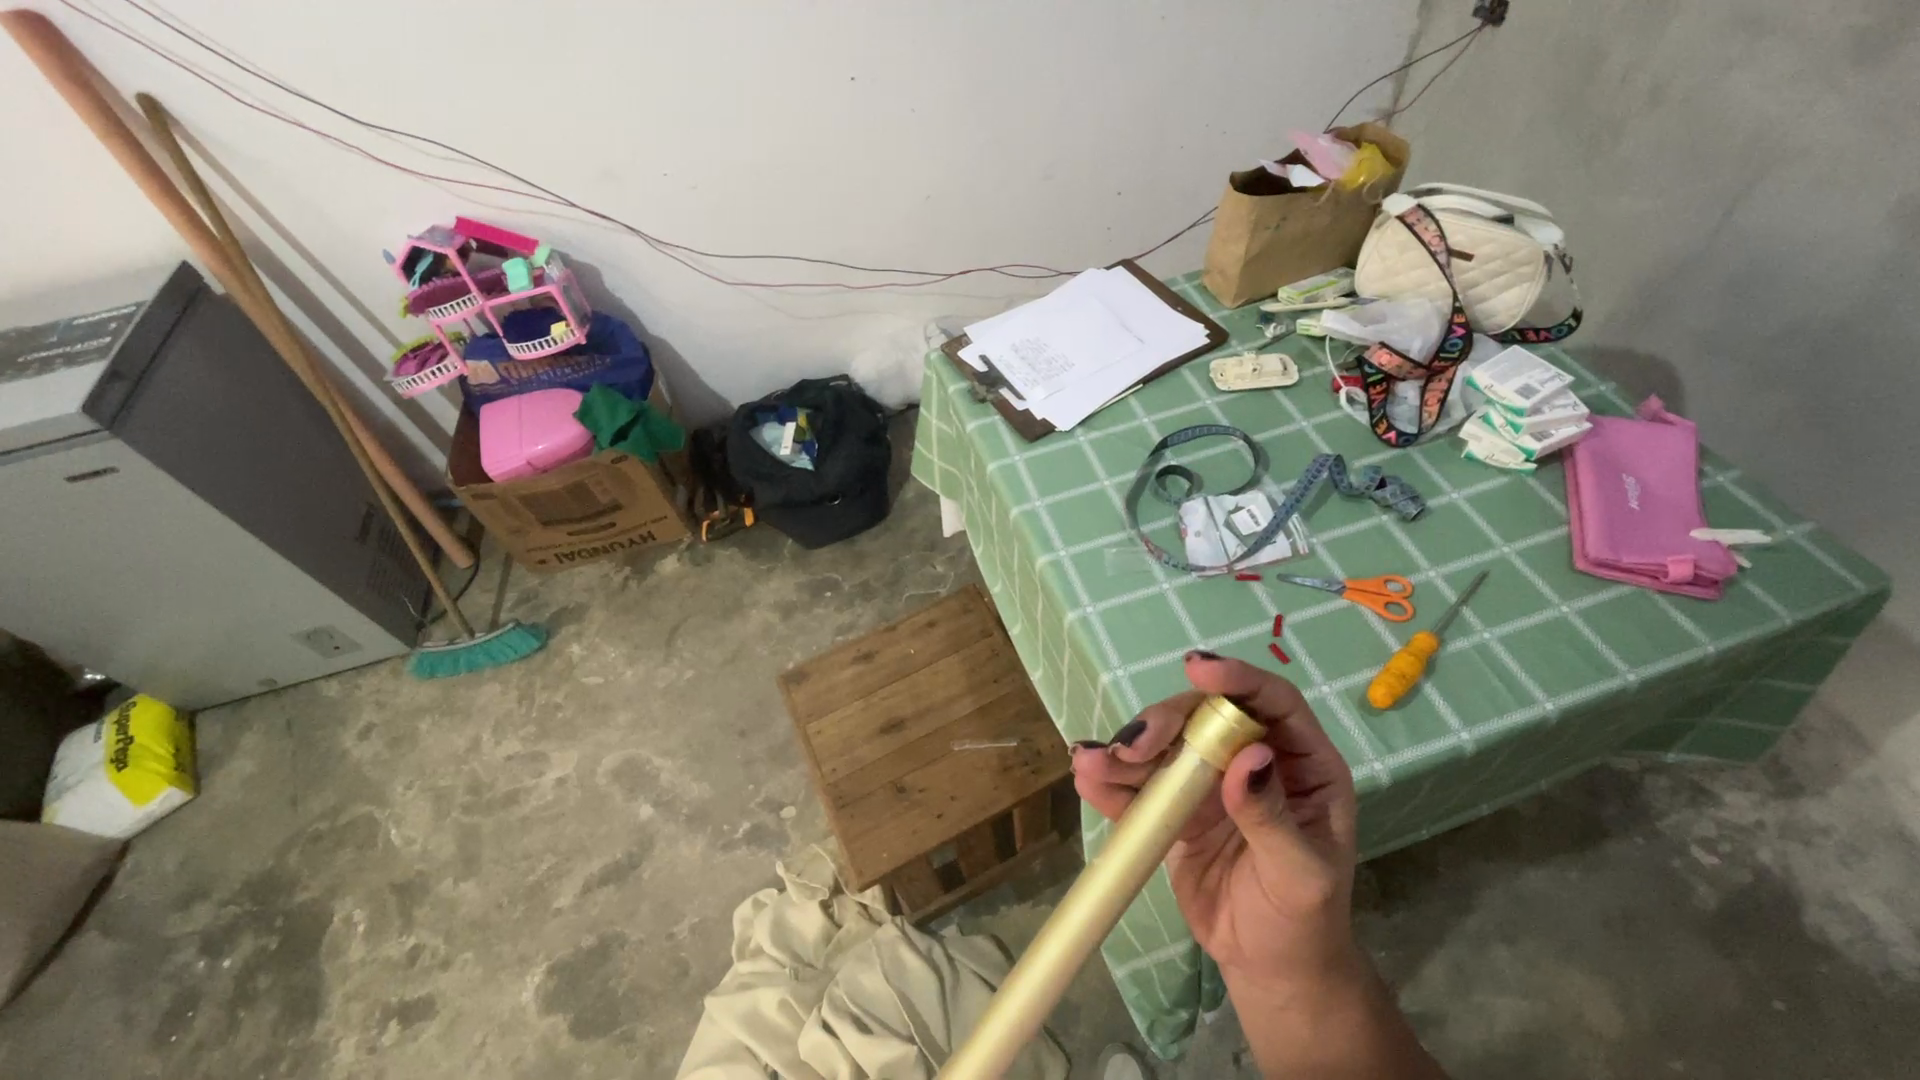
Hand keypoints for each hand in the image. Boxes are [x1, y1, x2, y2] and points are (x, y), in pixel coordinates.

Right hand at [1071, 652, 1361, 989]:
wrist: (1269, 967)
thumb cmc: (1303, 921)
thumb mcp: (1300, 874)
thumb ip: (1272, 816)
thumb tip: (1248, 757)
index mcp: (1303, 764)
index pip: (1273, 703)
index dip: (1236, 679)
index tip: (1195, 668)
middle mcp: (1254, 761)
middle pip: (1204, 718)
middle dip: (1163, 723)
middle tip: (1129, 746)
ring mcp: (1211, 785)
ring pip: (1165, 748)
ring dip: (1125, 751)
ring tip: (1089, 763)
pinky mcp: (1177, 811)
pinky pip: (1142, 787)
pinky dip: (1113, 782)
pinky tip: (1087, 779)